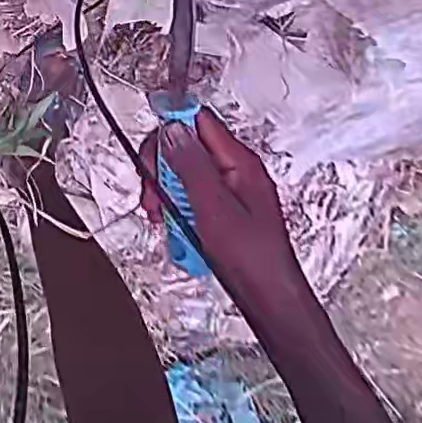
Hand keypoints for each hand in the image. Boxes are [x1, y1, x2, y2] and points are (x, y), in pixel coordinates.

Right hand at [141, 109, 307, 306]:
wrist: (270, 302)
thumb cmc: (251, 260)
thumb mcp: (213, 206)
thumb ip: (190, 163)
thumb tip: (171, 128)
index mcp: (239, 161)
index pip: (197, 120)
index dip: (169, 128)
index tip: (150, 150)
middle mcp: (235, 169)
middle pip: (184, 144)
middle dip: (160, 165)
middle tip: (154, 191)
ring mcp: (228, 188)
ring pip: (182, 170)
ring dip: (164, 189)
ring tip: (161, 213)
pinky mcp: (221, 206)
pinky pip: (188, 192)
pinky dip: (174, 204)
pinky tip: (173, 222)